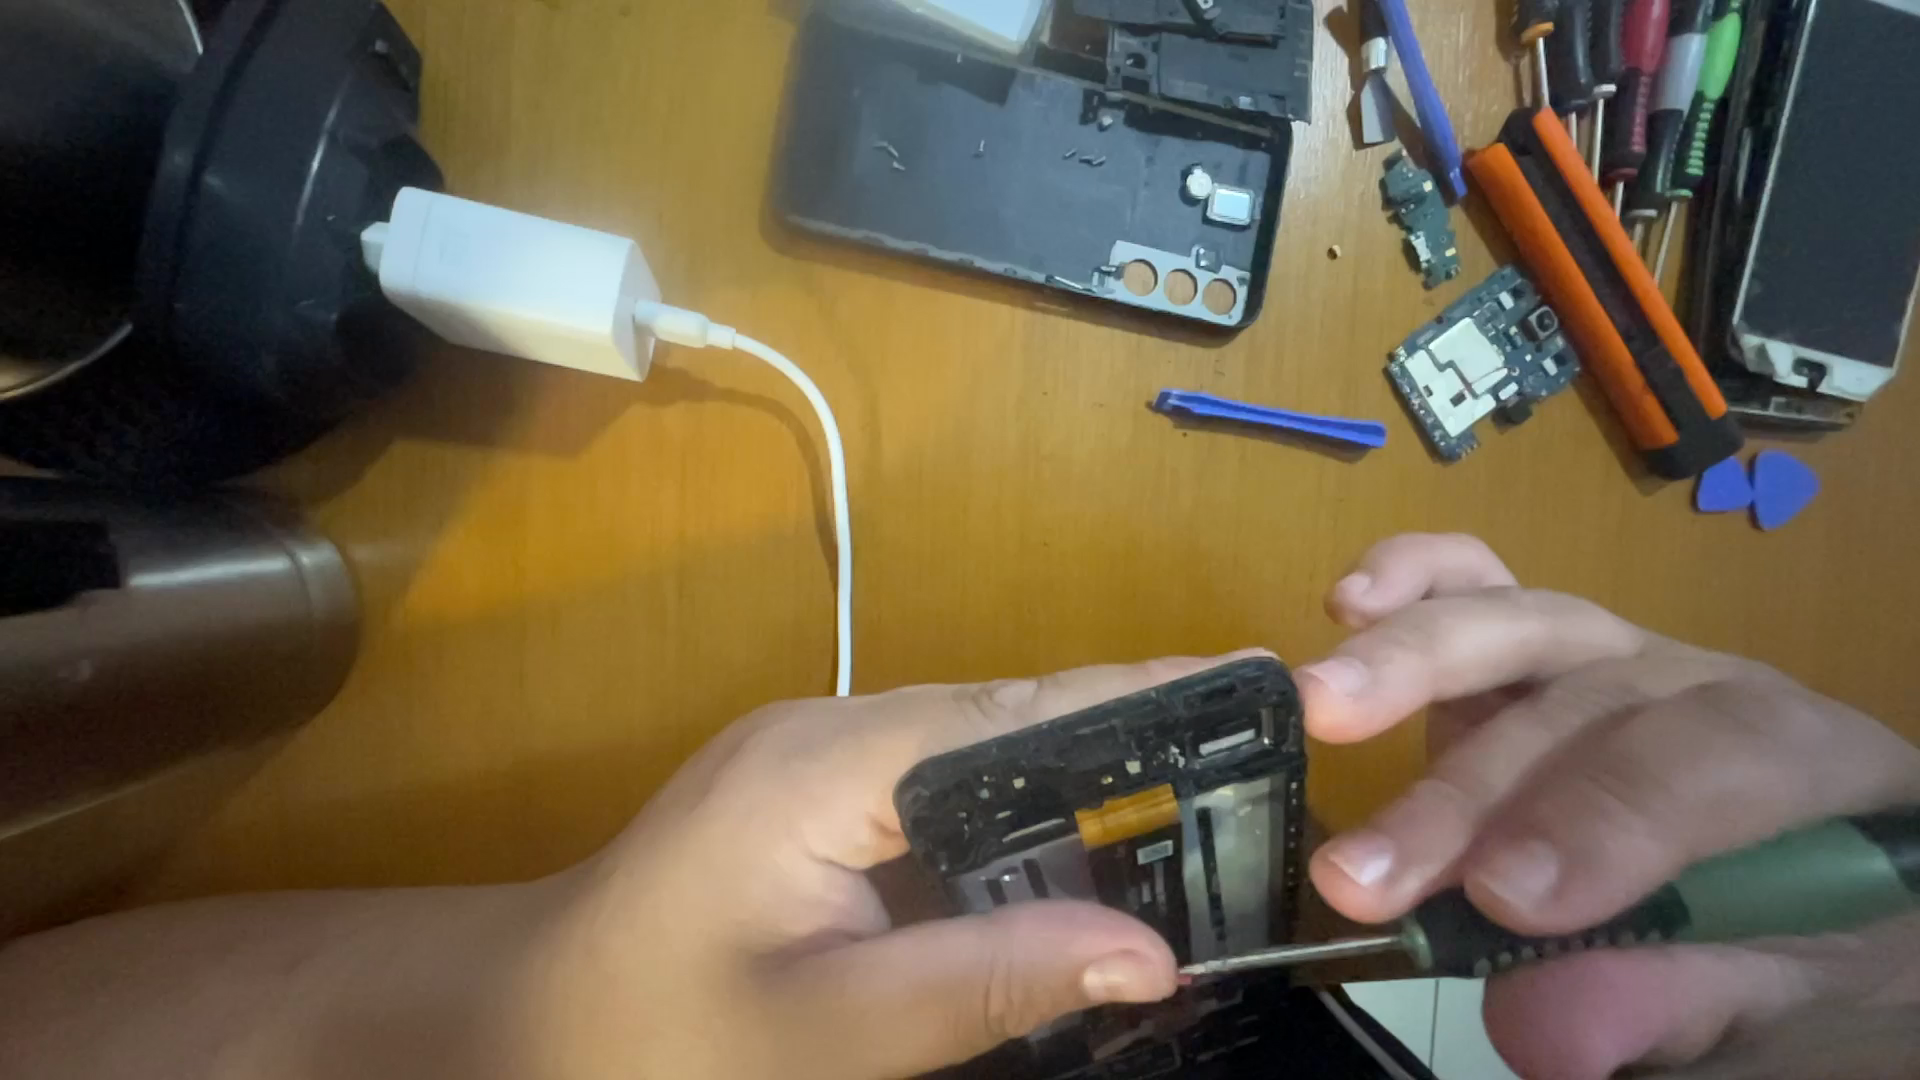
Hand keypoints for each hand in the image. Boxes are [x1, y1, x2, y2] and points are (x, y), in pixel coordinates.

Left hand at [527, 656, 1266, 1079]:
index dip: (1126, 698)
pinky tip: (1067, 828)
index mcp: (832, 763)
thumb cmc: (659, 1039)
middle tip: (1235, 737)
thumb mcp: (832, 1036)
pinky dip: (1012, 793)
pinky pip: (937, 771)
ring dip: (1068, 761)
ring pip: (974, 738)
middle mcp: (832, 725)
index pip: (1008, 714)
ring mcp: (819, 745)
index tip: (1233, 677)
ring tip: (1180, 781)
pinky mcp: (815, 778)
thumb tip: (1147, 955)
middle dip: (1117, 724)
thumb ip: (989, 982)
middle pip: (1001, 713)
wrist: (523, 1017)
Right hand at [1293, 534, 1919, 1079]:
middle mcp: (1691, 683)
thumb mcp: (1776, 1013)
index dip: (1605, 818)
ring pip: (1507, 620)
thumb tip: (1538, 1027)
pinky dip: (1407, 577)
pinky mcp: (1505, 652)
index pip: (1715, 754)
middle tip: (1357, 870)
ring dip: (1402, 662)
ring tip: (1315, 708)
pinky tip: (1346, 600)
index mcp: (1815, 765)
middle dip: (1461, 785)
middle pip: (1579, 690)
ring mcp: (1589, 654)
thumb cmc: (1791, 962)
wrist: (1749, 909)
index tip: (1498, 900)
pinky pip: (1466, 578)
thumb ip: (1678, 1007)